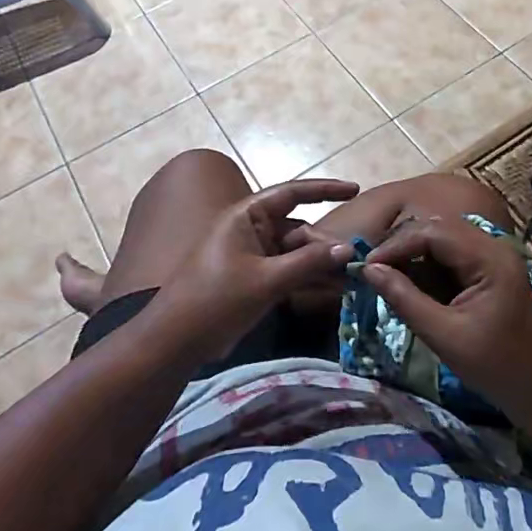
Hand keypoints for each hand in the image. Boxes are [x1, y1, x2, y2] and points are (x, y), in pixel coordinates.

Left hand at [153, 178, 358, 360]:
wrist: (175, 342)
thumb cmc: (215, 300)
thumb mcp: (266, 280)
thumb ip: (309, 262)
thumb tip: (348, 249)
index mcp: (246, 216)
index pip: (292, 193)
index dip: (325, 188)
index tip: (356, 189)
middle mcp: (251, 229)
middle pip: (300, 228)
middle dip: (327, 244)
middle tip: (356, 265)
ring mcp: (253, 255)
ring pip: (298, 252)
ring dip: (322, 264)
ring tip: (352, 280)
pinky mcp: (255, 279)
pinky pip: (290, 271)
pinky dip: (309, 278)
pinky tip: (335, 291)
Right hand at [361, 217, 531, 415]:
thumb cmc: (493, 365)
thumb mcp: (443, 335)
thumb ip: (405, 299)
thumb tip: (369, 270)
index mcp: (490, 258)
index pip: (435, 232)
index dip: (397, 245)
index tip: (367, 266)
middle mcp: (494, 247)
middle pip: (438, 229)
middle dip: (402, 246)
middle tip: (373, 269)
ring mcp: (493, 256)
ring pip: (443, 239)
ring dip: (413, 254)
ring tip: (385, 275)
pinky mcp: (489, 268)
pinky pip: (452, 255)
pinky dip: (427, 265)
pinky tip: (409, 282)